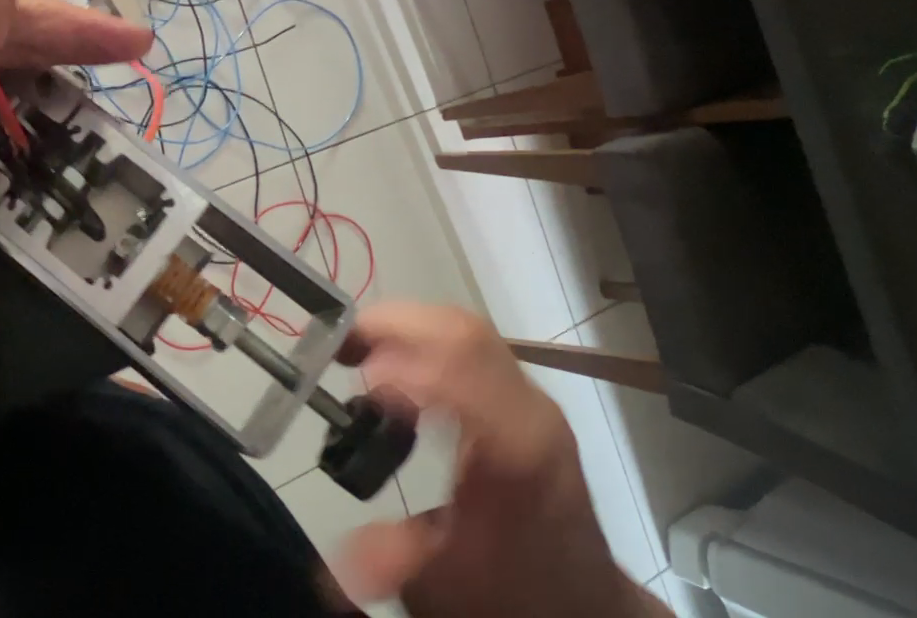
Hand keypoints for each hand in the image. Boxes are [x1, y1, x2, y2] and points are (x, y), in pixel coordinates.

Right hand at [331, 305, 668, 617]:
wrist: (580, 599)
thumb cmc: (514, 591)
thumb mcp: (450, 585)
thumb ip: (395, 559)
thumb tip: (336, 567)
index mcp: (517, 451)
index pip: (462, 371)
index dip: (400, 361)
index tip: (347, 370)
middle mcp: (528, 411)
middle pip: (461, 332)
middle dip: (391, 326)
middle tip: (337, 348)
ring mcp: (528, 400)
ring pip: (464, 329)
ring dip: (402, 330)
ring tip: (353, 352)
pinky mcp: (519, 399)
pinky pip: (468, 345)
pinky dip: (419, 341)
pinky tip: (387, 365)